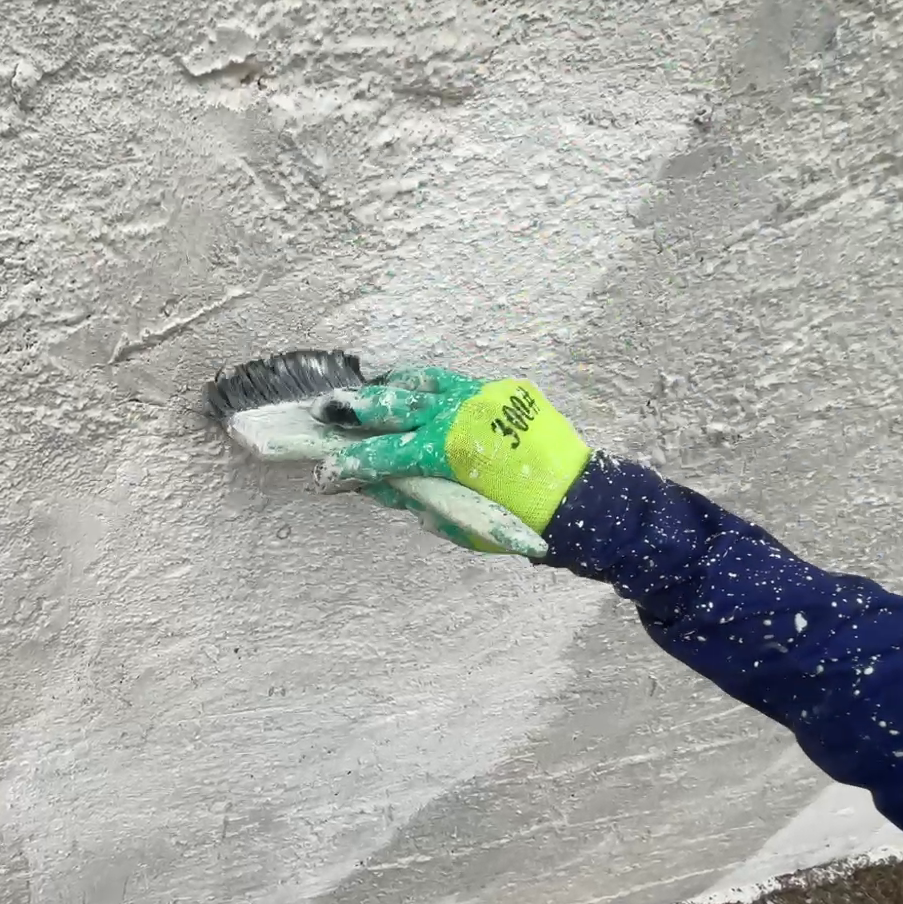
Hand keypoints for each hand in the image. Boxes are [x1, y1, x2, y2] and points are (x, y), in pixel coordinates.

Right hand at [311, 366, 590, 545]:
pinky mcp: (499, 388)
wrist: (580, 500)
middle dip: (350, 408)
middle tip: (322, 410)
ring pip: (420, 381)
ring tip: (365, 395)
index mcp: (447, 451)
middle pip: (390, 402)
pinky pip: (450, 382)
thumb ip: (411, 497)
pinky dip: (424, 388)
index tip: (323, 474)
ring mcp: (481, 395)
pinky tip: (411, 393)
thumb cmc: (515, 522)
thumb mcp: (453, 521)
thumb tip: (374, 482)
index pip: (378, 455)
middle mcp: (460, 413)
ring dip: (388, 389)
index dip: (345, 465)